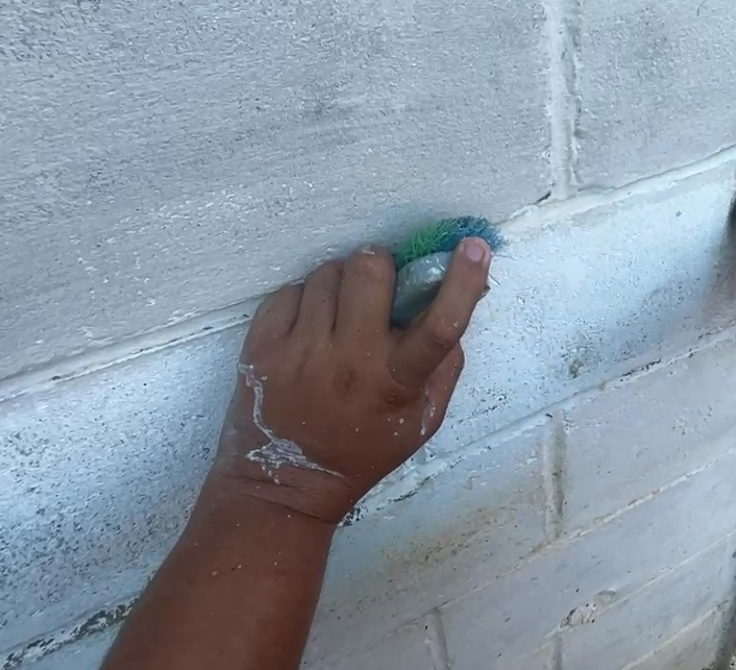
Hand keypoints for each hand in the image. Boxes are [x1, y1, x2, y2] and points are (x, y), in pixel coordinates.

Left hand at [204, 238, 492, 524]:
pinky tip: (309, 325)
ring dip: (342, 282)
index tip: (473, 246)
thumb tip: (463, 299)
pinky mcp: (262, 348)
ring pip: (328, 273)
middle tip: (379, 284)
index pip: (440, 324)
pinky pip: (290, 290)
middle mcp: (350, 361)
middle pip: (370, 271)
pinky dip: (305, 298)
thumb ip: (446, 363)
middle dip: (380, 265)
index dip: (462, 281)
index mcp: (397, 381)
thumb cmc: (365, 450)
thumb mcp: (422, 419)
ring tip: (340, 310)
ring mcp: (301, 352)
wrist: (281, 488)